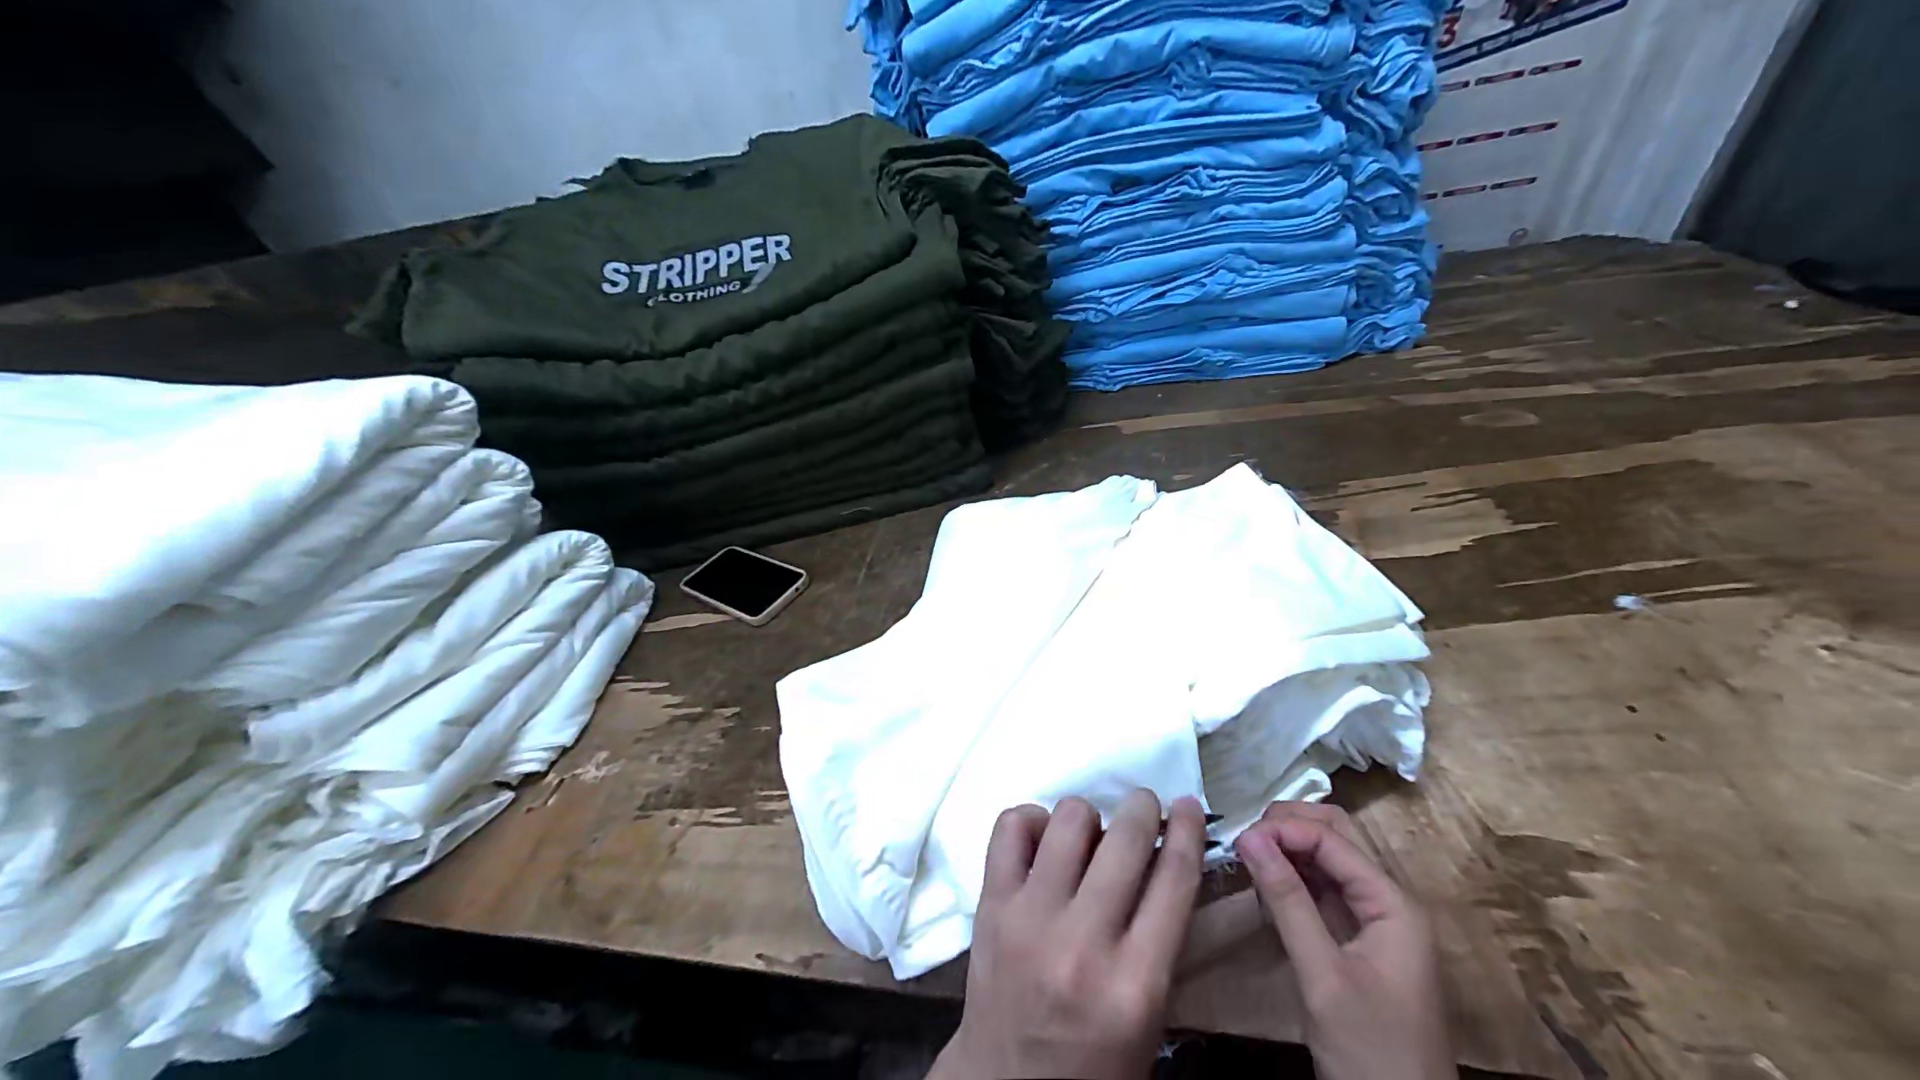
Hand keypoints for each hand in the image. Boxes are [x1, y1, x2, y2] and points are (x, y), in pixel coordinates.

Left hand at [929, 790, 1206, 1079]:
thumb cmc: (1092, 1059)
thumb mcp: (1147, 1016)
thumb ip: (1161, 941)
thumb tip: (1165, 858)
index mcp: (1135, 983)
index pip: (1174, 881)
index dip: (1187, 831)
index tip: (1188, 806)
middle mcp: (1083, 943)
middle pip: (1125, 840)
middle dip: (1143, 809)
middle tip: (1144, 807)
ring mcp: (1030, 918)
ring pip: (1070, 821)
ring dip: (1090, 816)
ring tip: (1091, 833)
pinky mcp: (991, 904)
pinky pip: (1010, 828)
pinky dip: (1033, 819)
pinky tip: (1045, 837)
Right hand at [1234, 802, 1453, 1079]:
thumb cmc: (1369, 1050)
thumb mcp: (1322, 975)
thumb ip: (1287, 901)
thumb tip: (1248, 837)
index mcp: (1392, 903)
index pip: (1332, 838)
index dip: (1284, 830)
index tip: (1237, 839)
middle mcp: (1388, 899)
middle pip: (1337, 835)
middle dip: (1287, 826)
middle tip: (1243, 841)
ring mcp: (1374, 918)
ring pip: (1328, 856)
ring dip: (1288, 847)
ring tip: (1248, 857)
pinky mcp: (1357, 936)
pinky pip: (1323, 885)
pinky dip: (1293, 874)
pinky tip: (1265, 882)